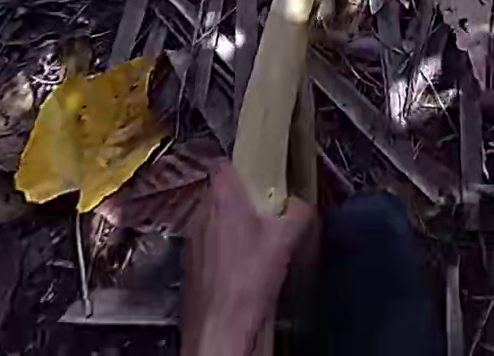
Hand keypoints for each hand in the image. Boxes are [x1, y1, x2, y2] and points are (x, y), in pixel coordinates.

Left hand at [181, 161, 315, 355]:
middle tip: (261, 210)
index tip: (257, 175)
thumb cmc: (248, 279)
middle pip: (219, 191)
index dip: (240, 166)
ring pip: (211, 217)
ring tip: (252, 240)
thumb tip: (305, 205)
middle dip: (239, 198)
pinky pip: (206, 243)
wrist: (219, 330)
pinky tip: (239, 266)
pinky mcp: (188, 264)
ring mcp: (191, 239)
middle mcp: (201, 212)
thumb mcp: (286, 240)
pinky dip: (220, 248)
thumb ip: (299, 213)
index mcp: (222, 196)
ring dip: (228, 223)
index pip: (223, 163)